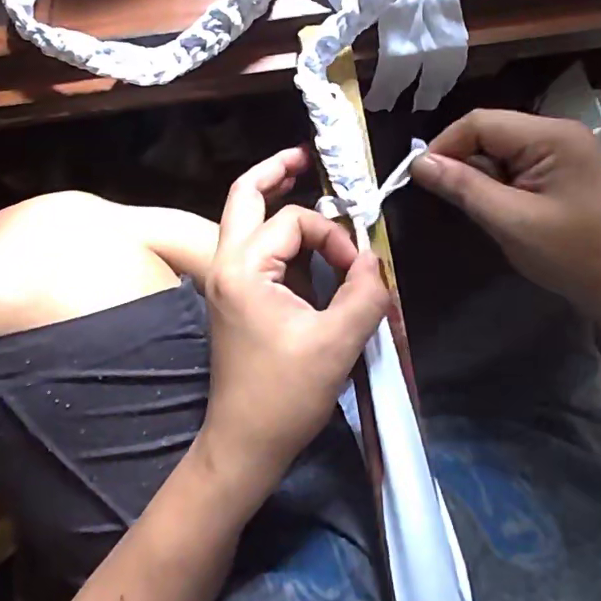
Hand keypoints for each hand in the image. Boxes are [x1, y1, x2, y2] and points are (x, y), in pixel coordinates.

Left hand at [199, 148, 391, 505]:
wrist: (243, 444)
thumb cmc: (285, 396)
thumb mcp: (337, 343)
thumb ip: (364, 294)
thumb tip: (374, 259)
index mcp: (243, 269)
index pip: (293, 221)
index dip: (333, 236)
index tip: (359, 271)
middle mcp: (227, 265)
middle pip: (244, 197)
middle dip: (274, 171)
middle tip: (304, 156)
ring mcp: (226, 282)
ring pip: (245, 221)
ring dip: (275, 201)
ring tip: (304, 182)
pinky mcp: (236, 299)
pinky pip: (256, 250)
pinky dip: (281, 238)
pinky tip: (309, 246)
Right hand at [409, 109, 600, 367]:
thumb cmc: (569, 256)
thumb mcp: (509, 222)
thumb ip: (463, 187)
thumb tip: (418, 163)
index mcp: (551, 136)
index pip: (480, 122)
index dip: (444, 145)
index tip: (420, 177)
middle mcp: (558, 131)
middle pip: (489, 130)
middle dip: (461, 158)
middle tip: (442, 193)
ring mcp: (562, 148)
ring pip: (498, 146)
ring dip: (478, 171)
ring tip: (472, 203)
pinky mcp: (560, 166)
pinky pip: (514, 161)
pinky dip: (495, 179)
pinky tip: (495, 204)